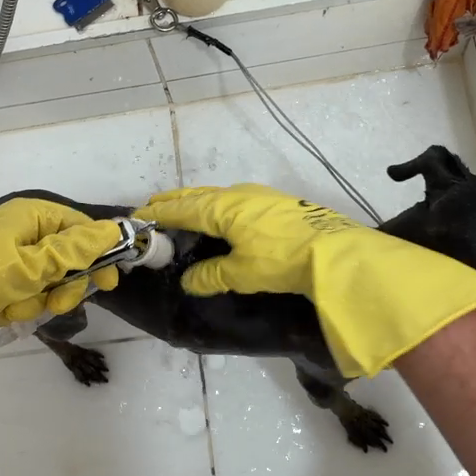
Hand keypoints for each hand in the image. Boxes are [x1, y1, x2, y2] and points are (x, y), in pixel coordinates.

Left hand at [0, 198, 126, 463]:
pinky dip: (19, 308)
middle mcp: (22, 234)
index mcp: (30, 216)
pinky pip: (26, 297)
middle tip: (59, 303)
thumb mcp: (31, 264)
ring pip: (48, 283)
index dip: (97, 253)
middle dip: (64, 285)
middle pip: (67, 259)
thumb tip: (114, 230)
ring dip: (38, 299)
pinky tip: (2, 312)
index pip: (79, 228)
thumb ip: (75, 251)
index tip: (109, 284)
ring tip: (16, 307)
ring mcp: (9, 261)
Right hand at [137, 184, 475, 378]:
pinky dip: (219, 208)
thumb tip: (191, 279)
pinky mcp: (278, 205)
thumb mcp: (242, 273)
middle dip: (176, 202)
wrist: (335, 252)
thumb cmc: (281, 261)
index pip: (182, 208)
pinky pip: (236, 203)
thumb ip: (212, 275)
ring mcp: (261, 198)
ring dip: (198, 204)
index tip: (140, 215)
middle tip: (155, 207)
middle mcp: (239, 196)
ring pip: (219, 198)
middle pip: (198, 196)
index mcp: (223, 208)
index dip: (160, 213)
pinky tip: (223, 218)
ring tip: (185, 212)